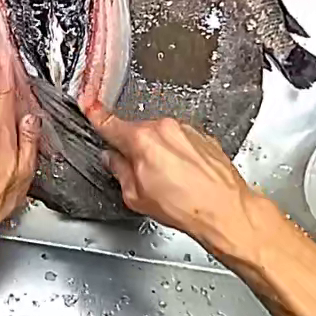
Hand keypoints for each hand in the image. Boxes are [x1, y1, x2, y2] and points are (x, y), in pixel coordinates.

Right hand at [82, 100, 276, 261]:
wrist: (226, 209)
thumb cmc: (184, 206)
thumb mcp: (135, 196)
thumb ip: (119, 170)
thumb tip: (113, 160)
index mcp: (140, 140)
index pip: (109, 123)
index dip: (96, 115)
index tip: (89, 106)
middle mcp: (163, 128)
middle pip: (136, 133)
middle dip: (133, 149)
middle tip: (139, 175)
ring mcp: (186, 130)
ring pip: (159, 137)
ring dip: (157, 153)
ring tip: (167, 181)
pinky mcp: (203, 137)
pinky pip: (180, 142)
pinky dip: (177, 155)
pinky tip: (183, 177)